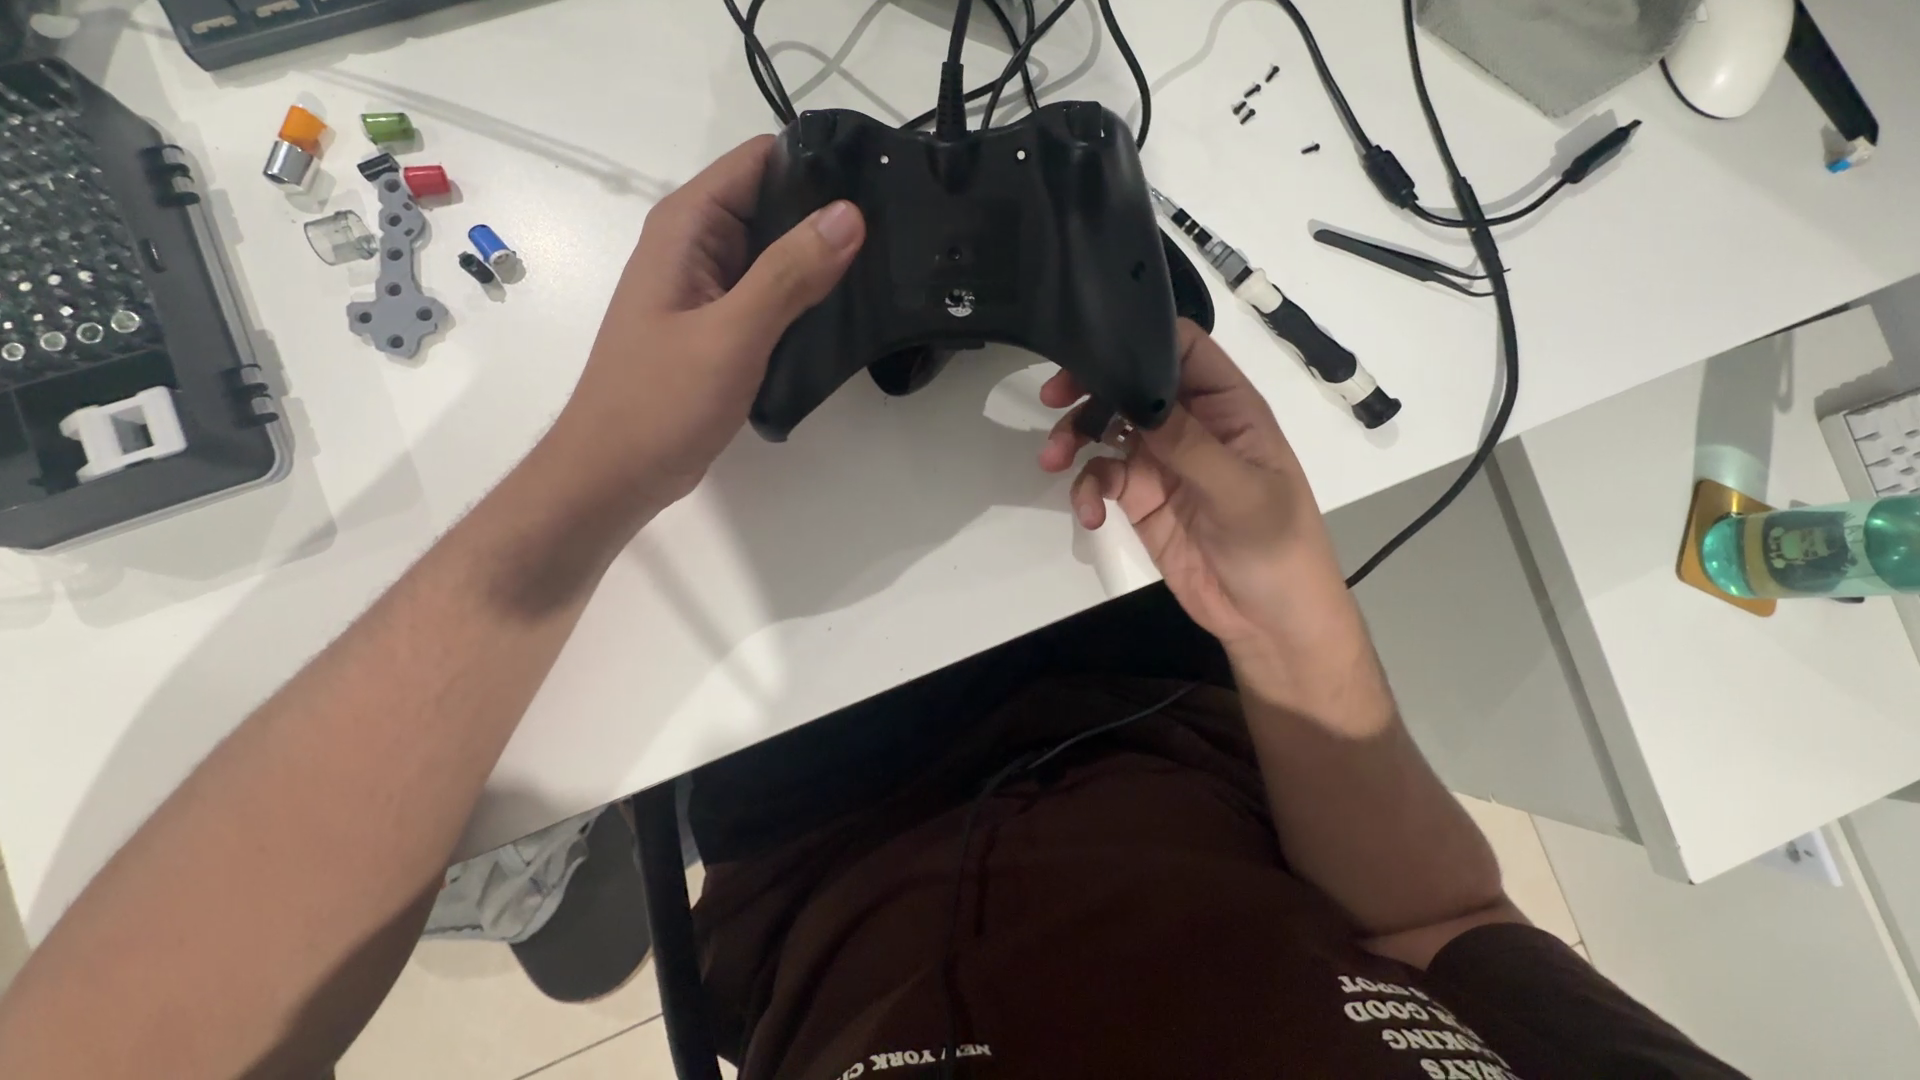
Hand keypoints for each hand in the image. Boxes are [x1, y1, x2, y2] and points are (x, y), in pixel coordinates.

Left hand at [550, 135, 865, 509]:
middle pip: (773, 202)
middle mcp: (697, 246)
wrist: (617, 473)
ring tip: (889, 265)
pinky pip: (773, 293)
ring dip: (824, 257)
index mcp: (687, 227)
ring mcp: (709, 288)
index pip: (760, 160)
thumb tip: (849, 213)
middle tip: (900, 229)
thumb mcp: (731, 334)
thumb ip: (789, 273)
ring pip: (777, 251)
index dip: (819, 163)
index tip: (881, 180)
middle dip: (831, 212)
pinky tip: (851, 309)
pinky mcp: (722, 326)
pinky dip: (808, 296)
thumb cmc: (660, 402)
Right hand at [1039, 321, 1359, 693]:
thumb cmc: (1278, 546)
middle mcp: (1191, 425)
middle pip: (1132, 384)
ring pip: (1107, 429)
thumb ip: (1189, 444)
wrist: (1269, 620)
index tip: (1094, 349)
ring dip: (1076, 438)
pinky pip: (1101, 479)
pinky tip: (1090, 515)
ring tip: (1052, 460)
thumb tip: (1138, 399)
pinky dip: (1086, 491)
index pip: (1183, 350)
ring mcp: (1163, 462)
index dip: (1140, 339)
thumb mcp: (1240, 492)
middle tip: (1052, 398)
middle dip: (1090, 387)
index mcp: (1228, 407)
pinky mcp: (1141, 499)